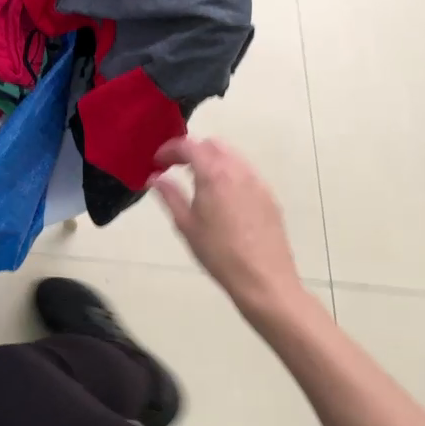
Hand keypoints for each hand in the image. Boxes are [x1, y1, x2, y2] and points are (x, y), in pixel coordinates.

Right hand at [152, 137, 306, 318]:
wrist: (264, 281)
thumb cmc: (219, 254)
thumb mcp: (186, 225)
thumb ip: (169, 195)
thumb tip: (155, 178)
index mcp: (214, 174)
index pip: (188, 145)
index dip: (170, 149)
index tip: (157, 162)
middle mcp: (238, 170)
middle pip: (212, 144)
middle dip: (192, 150)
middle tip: (176, 167)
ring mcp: (257, 181)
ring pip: (232, 155)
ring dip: (212, 160)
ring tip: (198, 181)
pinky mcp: (269, 196)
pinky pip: (246, 172)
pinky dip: (229, 173)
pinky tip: (222, 197)